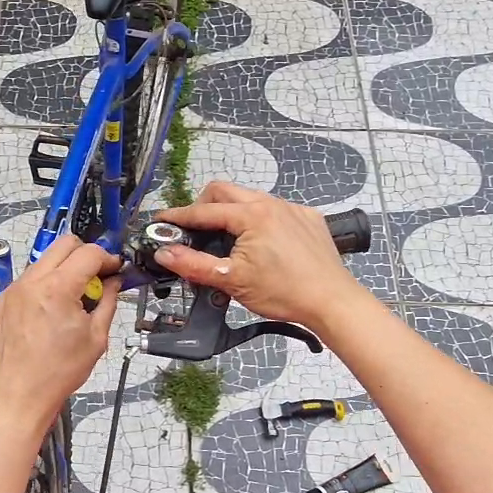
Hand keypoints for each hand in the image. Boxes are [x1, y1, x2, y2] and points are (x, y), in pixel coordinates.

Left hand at [0, 235, 119, 434]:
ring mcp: (13, 289)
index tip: (114, 269)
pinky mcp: (1, 300)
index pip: (89, 253)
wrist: (17, 394)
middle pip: (64, 244)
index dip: (107, 258)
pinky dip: (43, 284)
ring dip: (63, 269)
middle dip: (85, 255)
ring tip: (73, 299)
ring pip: (44, 260)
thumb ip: (108, 303)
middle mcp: (31, 281)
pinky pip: (27, 279)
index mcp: (58, 288)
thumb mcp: (95, 338)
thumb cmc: (56, 372)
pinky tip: (50, 311)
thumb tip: (113, 284)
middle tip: (95, 277)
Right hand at [154, 181, 366, 332]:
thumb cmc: (282, 292)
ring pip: (250, 198)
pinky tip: (260, 243)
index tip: (160, 220)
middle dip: (203, 206)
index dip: (178, 216)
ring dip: (231, 212)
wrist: (332, 302)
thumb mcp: (232, 280)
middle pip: (225, 191)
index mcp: (251, 215)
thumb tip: (164, 253)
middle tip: (193, 230)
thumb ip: (194, 264)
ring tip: (225, 238)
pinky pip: (274, 209)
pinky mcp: (309, 219)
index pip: (204, 210)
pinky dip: (258, 219)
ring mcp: (293, 209)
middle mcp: (272, 203)